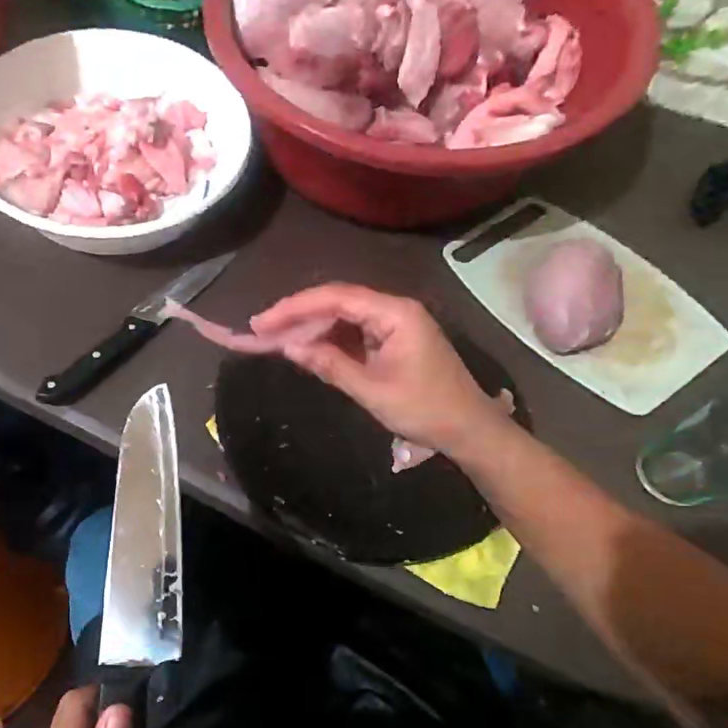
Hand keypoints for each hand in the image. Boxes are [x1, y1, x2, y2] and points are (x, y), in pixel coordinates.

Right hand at [251, 283, 512, 454]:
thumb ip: (330, 365)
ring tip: (273, 341)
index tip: (262, 322)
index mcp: (395, 314)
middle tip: (259, 332)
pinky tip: (303, 349)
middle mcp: (393, 311)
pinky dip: (325, 341)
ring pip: (341, 318)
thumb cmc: (424, 409)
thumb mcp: (371, 390)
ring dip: (308, 328)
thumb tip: (289, 347)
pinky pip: (351, 333)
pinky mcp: (390, 342)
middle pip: (336, 303)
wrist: (468, 428)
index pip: (336, 298)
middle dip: (297, 316)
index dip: (295, 308)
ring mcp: (392, 325)